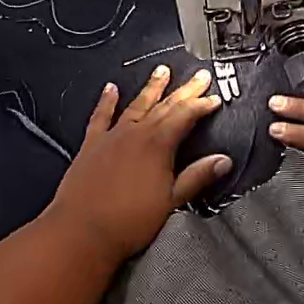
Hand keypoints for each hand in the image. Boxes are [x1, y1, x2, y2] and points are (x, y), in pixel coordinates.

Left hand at [44, 67, 230, 264]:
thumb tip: (223, 161)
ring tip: (162, 70)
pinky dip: (106, 101)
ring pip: (137, 105)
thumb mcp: (171, 200)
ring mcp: (112, 137)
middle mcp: (136, 134)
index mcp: (158, 146)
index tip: (214, 98)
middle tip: (199, 75)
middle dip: (185, 90)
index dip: (202, 105)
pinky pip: (100, 117)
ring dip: (151, 87)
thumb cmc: (128, 221)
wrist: (81, 232)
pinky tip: (110, 89)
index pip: (186, 116)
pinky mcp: (91, 146)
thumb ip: (197, 177)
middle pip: (165, 105)